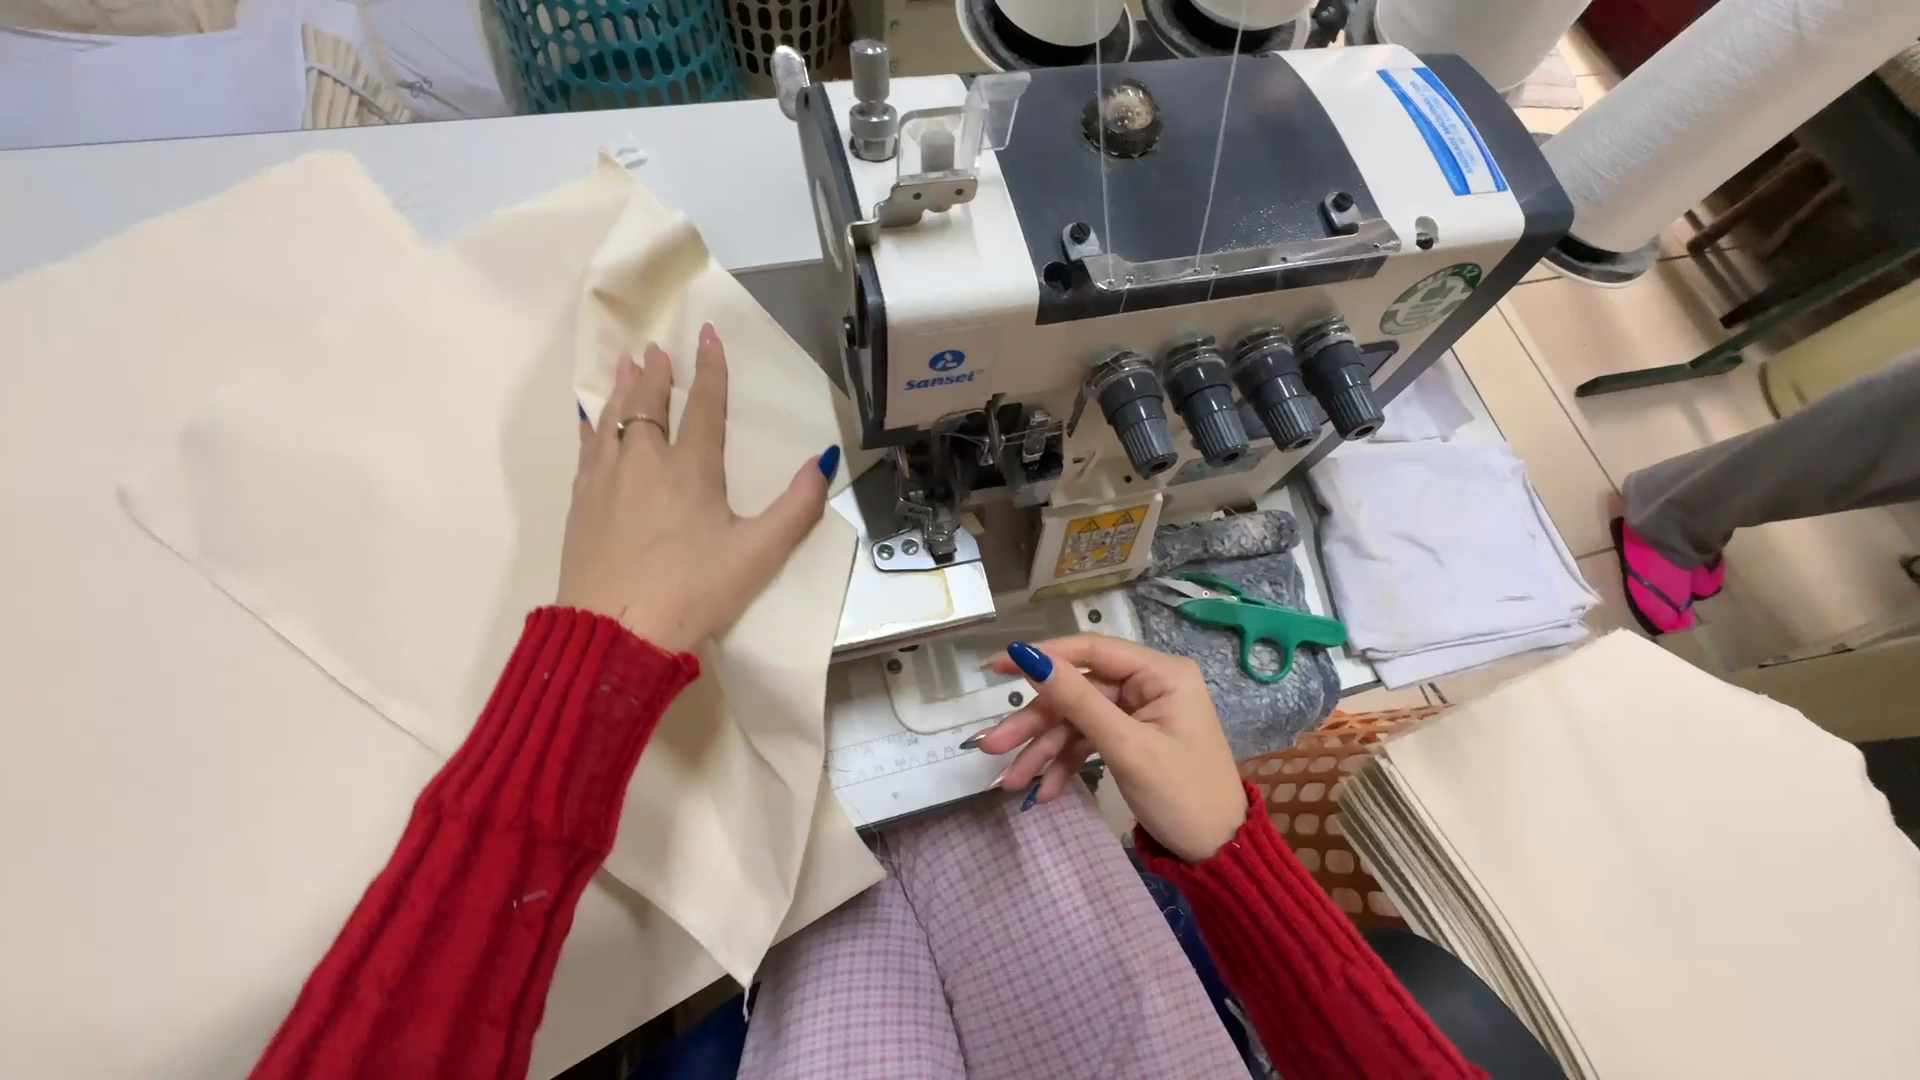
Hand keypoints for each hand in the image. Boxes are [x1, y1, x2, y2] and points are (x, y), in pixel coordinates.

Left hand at [556, 324, 839, 652]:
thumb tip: (823, 461)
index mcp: (691, 469)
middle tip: (655, 348)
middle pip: (650, 405)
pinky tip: (590, 419)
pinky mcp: (581, 503)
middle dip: (658, 374)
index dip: (710, 369)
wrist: (617, 630)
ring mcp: (606, 480)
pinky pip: (587, 448)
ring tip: (627, 366)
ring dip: (623, 389)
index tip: (707, 334)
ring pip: (613, 420)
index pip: (704, 406)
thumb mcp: (760, 554)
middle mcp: (645, 462)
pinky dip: (592, 424)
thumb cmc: (694, 591)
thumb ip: (797, 506)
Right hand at [978, 636, 1246, 862]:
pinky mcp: (1131, 739)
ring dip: (1043, 750)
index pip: (1091, 650)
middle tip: (992, 745)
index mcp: (1161, 673)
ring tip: (1010, 782)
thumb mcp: (1127, 748)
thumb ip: (1077, 701)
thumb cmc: (1183, 796)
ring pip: (1076, 720)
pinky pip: (1088, 742)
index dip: (1042, 656)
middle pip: (1077, 692)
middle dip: (1036, 723)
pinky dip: (1064, 764)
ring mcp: (1139, 713)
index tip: (997, 665)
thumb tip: (1029, 656)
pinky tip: (1043, 791)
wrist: (1220, 857)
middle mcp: (1149, 685)